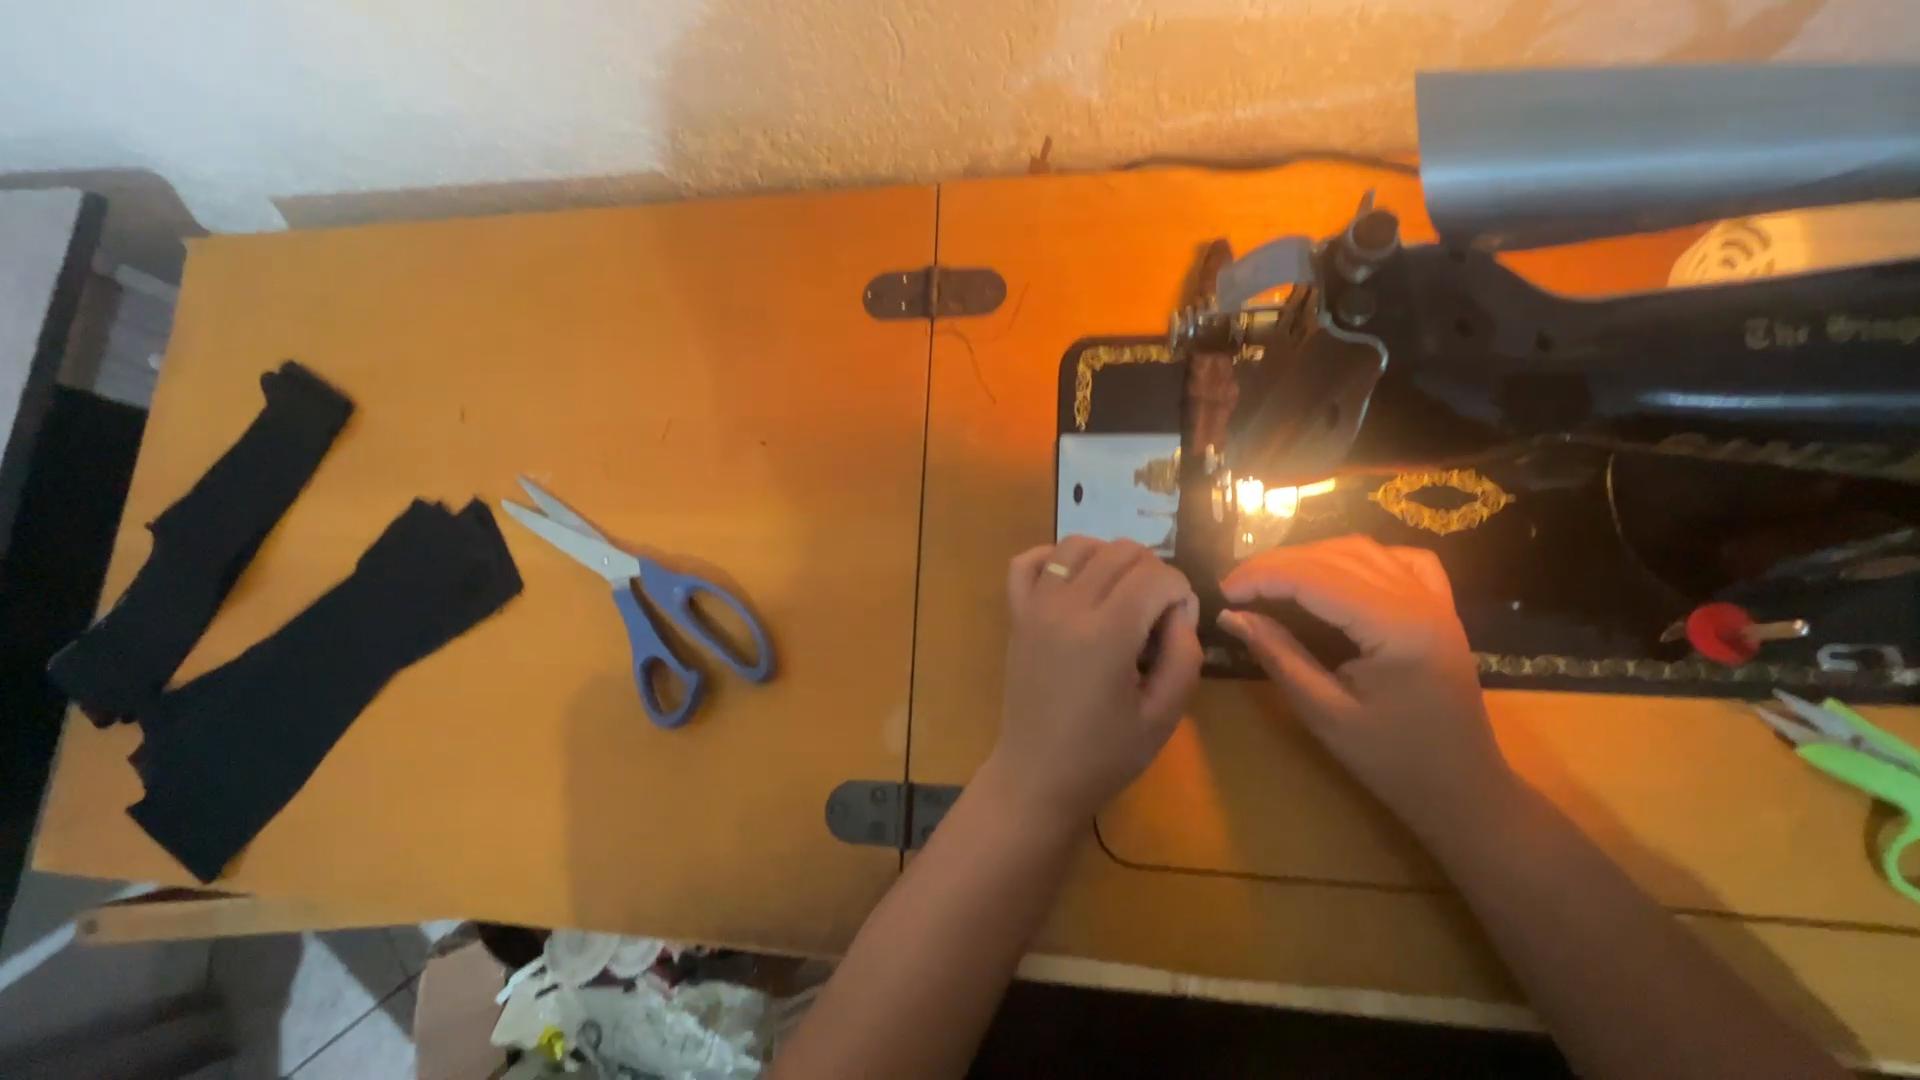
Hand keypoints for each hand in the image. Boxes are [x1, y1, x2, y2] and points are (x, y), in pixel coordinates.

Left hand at [986, 537, 1202, 827]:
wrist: (1037, 777)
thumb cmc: (1105, 755)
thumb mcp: (1164, 715)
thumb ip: (1185, 654)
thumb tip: (1181, 609)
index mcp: (1107, 634)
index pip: (1155, 575)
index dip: (1180, 592)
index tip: (1179, 627)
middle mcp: (1067, 608)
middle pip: (1120, 552)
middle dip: (1152, 573)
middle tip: (1156, 616)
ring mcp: (1035, 608)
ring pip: (1077, 545)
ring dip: (1109, 558)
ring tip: (1121, 596)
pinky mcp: (1015, 616)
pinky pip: (1026, 562)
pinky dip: (1053, 558)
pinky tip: (1074, 582)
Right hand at [1216, 537, 1519, 837]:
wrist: (1461, 788)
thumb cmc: (1391, 760)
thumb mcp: (1324, 712)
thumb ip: (1279, 655)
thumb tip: (1231, 616)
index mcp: (1395, 628)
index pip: (1316, 578)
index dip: (1263, 576)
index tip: (1222, 591)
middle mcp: (1419, 601)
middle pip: (1336, 556)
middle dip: (1278, 564)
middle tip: (1235, 586)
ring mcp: (1435, 600)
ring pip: (1363, 551)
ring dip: (1310, 556)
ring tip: (1270, 579)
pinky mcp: (1440, 608)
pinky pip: (1399, 560)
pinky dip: (1359, 557)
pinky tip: (1335, 572)